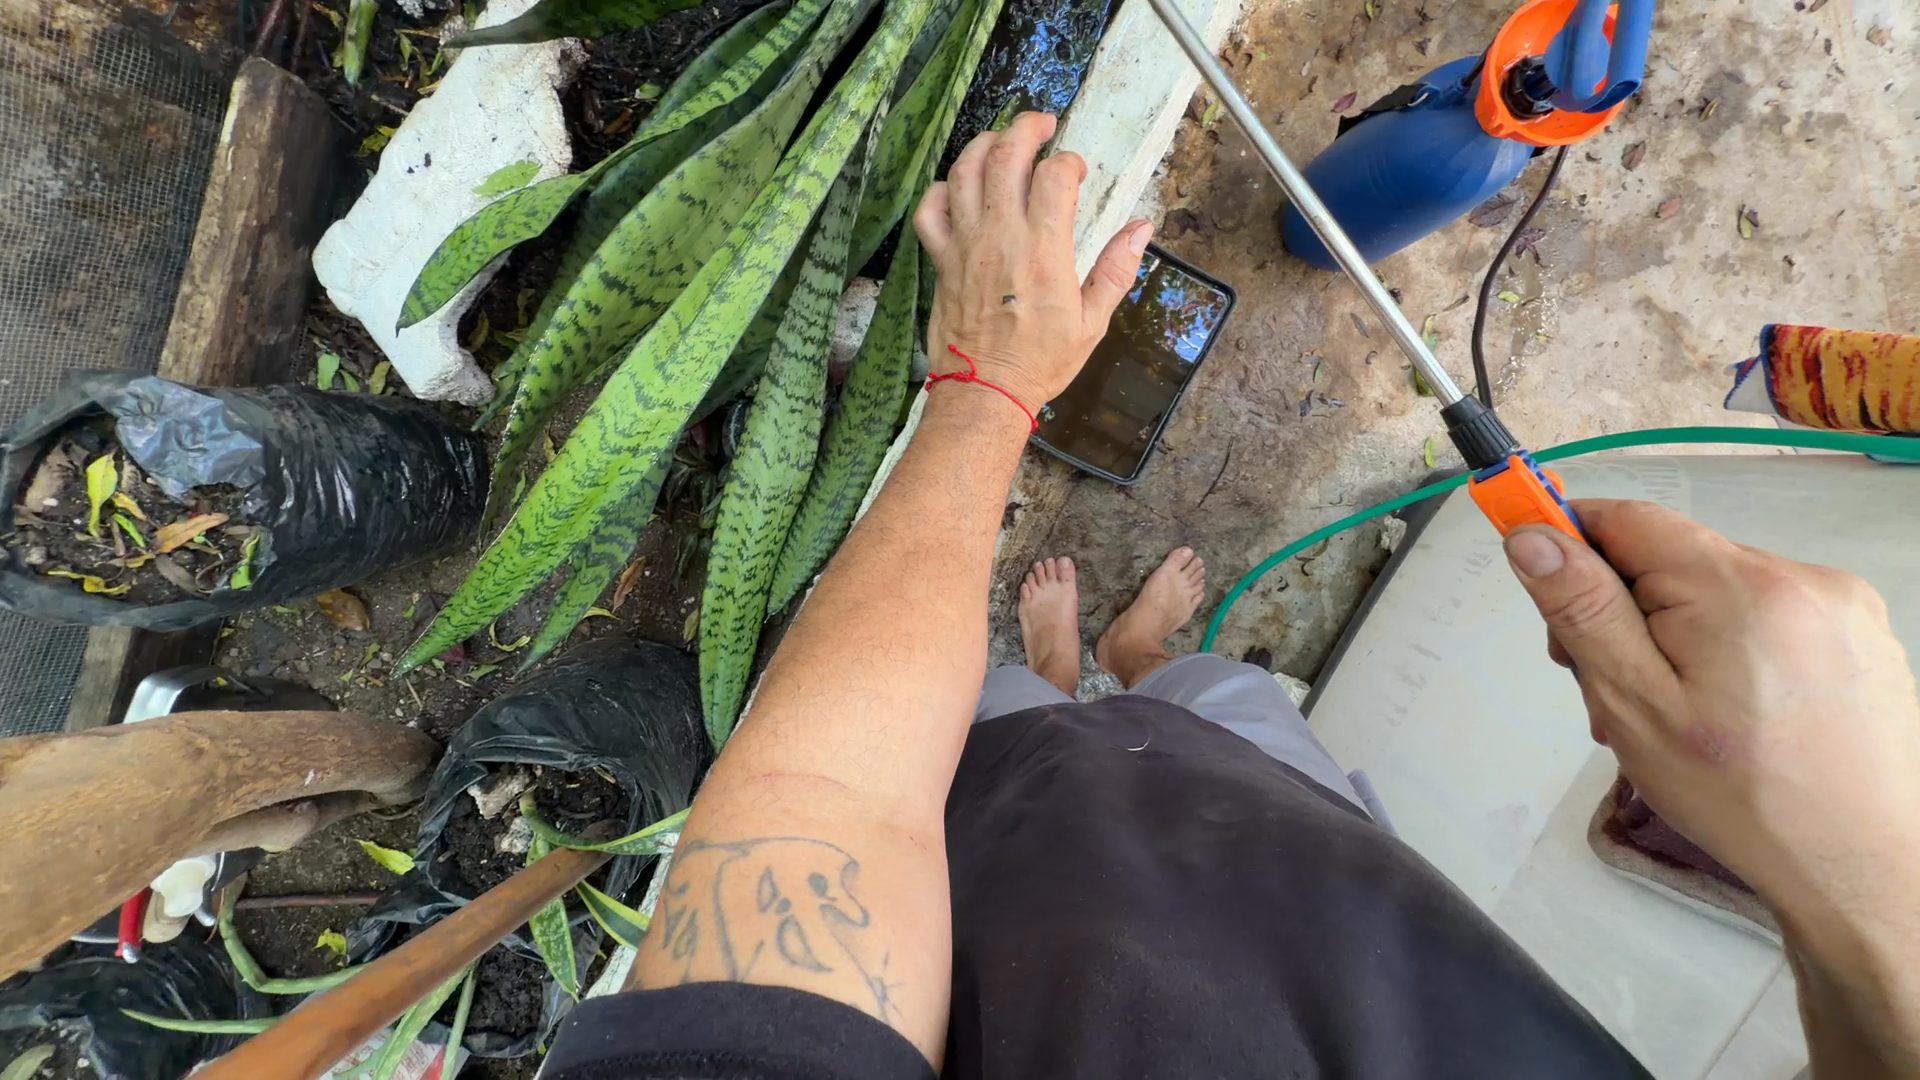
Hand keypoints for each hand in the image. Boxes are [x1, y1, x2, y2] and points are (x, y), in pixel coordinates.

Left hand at [912, 112, 1152, 414]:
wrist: (986, 392)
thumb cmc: (1040, 363)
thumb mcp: (1092, 324)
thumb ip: (1116, 271)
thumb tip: (1142, 228)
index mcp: (1044, 251)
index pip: (1054, 175)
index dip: (1069, 160)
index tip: (1076, 172)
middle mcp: (1001, 238)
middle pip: (1005, 156)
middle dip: (1026, 128)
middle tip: (1041, 126)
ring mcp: (965, 247)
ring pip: (964, 172)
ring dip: (984, 145)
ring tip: (1001, 144)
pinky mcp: (942, 262)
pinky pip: (930, 211)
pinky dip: (941, 190)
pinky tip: (958, 190)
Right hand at [1502, 500, 1919, 928]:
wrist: (1871, 874)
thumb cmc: (1737, 790)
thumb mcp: (1629, 696)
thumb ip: (1579, 607)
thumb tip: (1530, 536)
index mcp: (1742, 587)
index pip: (1626, 518)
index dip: (1565, 535)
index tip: (1531, 577)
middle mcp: (1801, 579)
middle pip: (1660, 556)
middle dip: (1606, 603)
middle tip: (1589, 675)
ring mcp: (1837, 607)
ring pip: (1698, 588)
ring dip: (1651, 629)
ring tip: (1649, 703)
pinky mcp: (1852, 637)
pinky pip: (1745, 613)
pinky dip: (1702, 644)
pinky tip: (1700, 703)